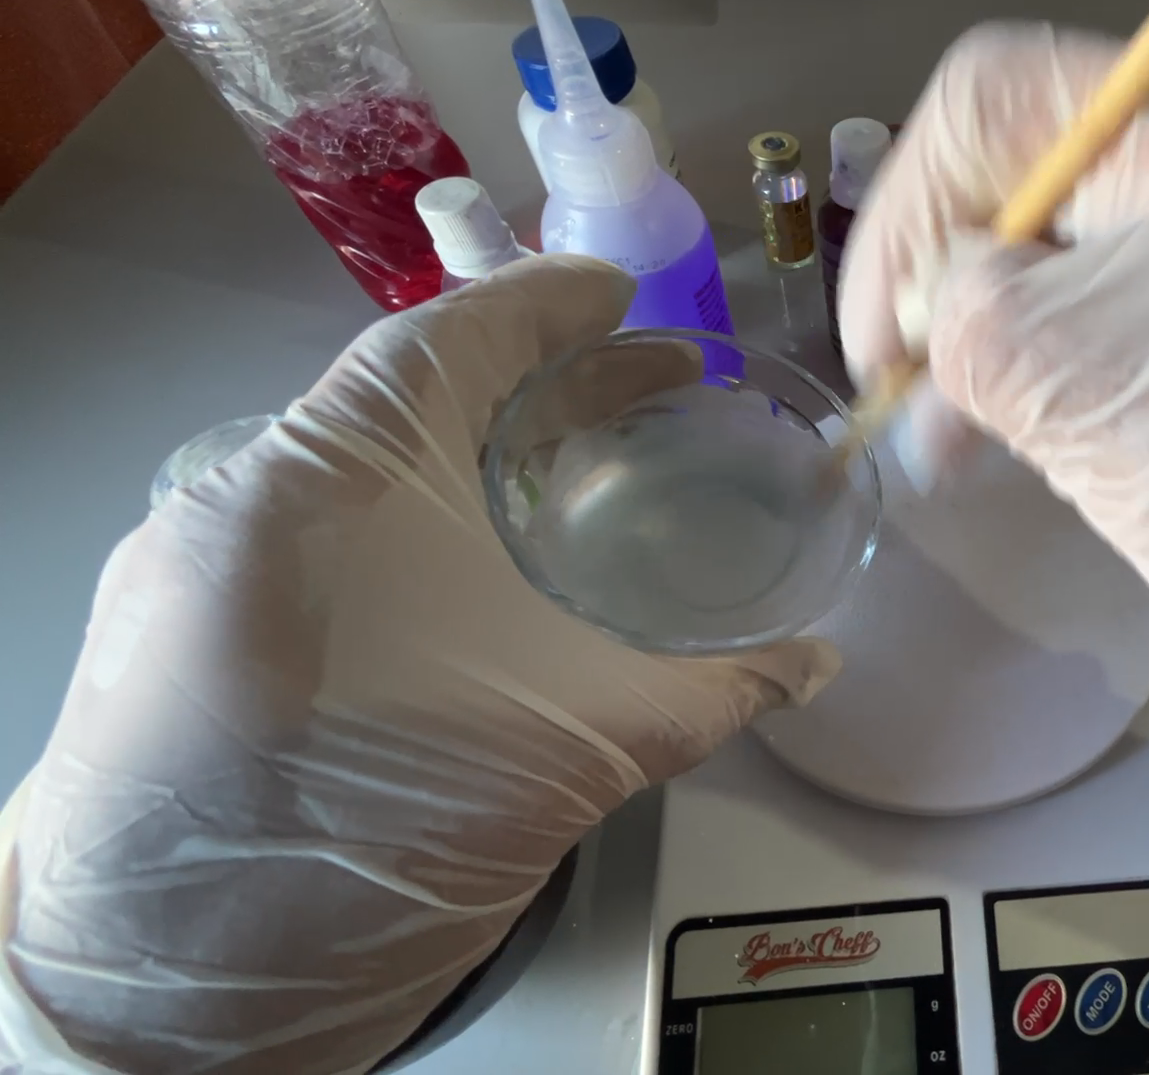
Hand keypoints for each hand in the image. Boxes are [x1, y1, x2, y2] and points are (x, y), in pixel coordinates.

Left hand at [0, 256, 838, 1073]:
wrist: (186, 1000)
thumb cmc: (373, 837)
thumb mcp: (576, 746)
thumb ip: (713, 692)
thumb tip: (817, 663)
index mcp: (337, 487)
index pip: (447, 340)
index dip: (544, 300)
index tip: (626, 293)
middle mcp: (277, 499)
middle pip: (435, 392)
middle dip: (558, 375)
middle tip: (664, 380)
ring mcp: (245, 557)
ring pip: (404, 456)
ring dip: (511, 437)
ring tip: (613, 446)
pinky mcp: (241, 615)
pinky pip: (374, 516)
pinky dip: (462, 498)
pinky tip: (524, 540)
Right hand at [841, 23, 1148, 882]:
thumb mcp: (1118, 407)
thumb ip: (988, 331)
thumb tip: (929, 316)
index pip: (1006, 109)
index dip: (906, 217)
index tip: (882, 351)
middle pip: (1048, 195)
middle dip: (964, 303)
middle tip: (928, 419)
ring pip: (1091, 269)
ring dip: (1023, 351)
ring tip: (990, 445)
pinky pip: (1147, 322)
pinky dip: (1083, 377)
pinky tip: (1073, 441)